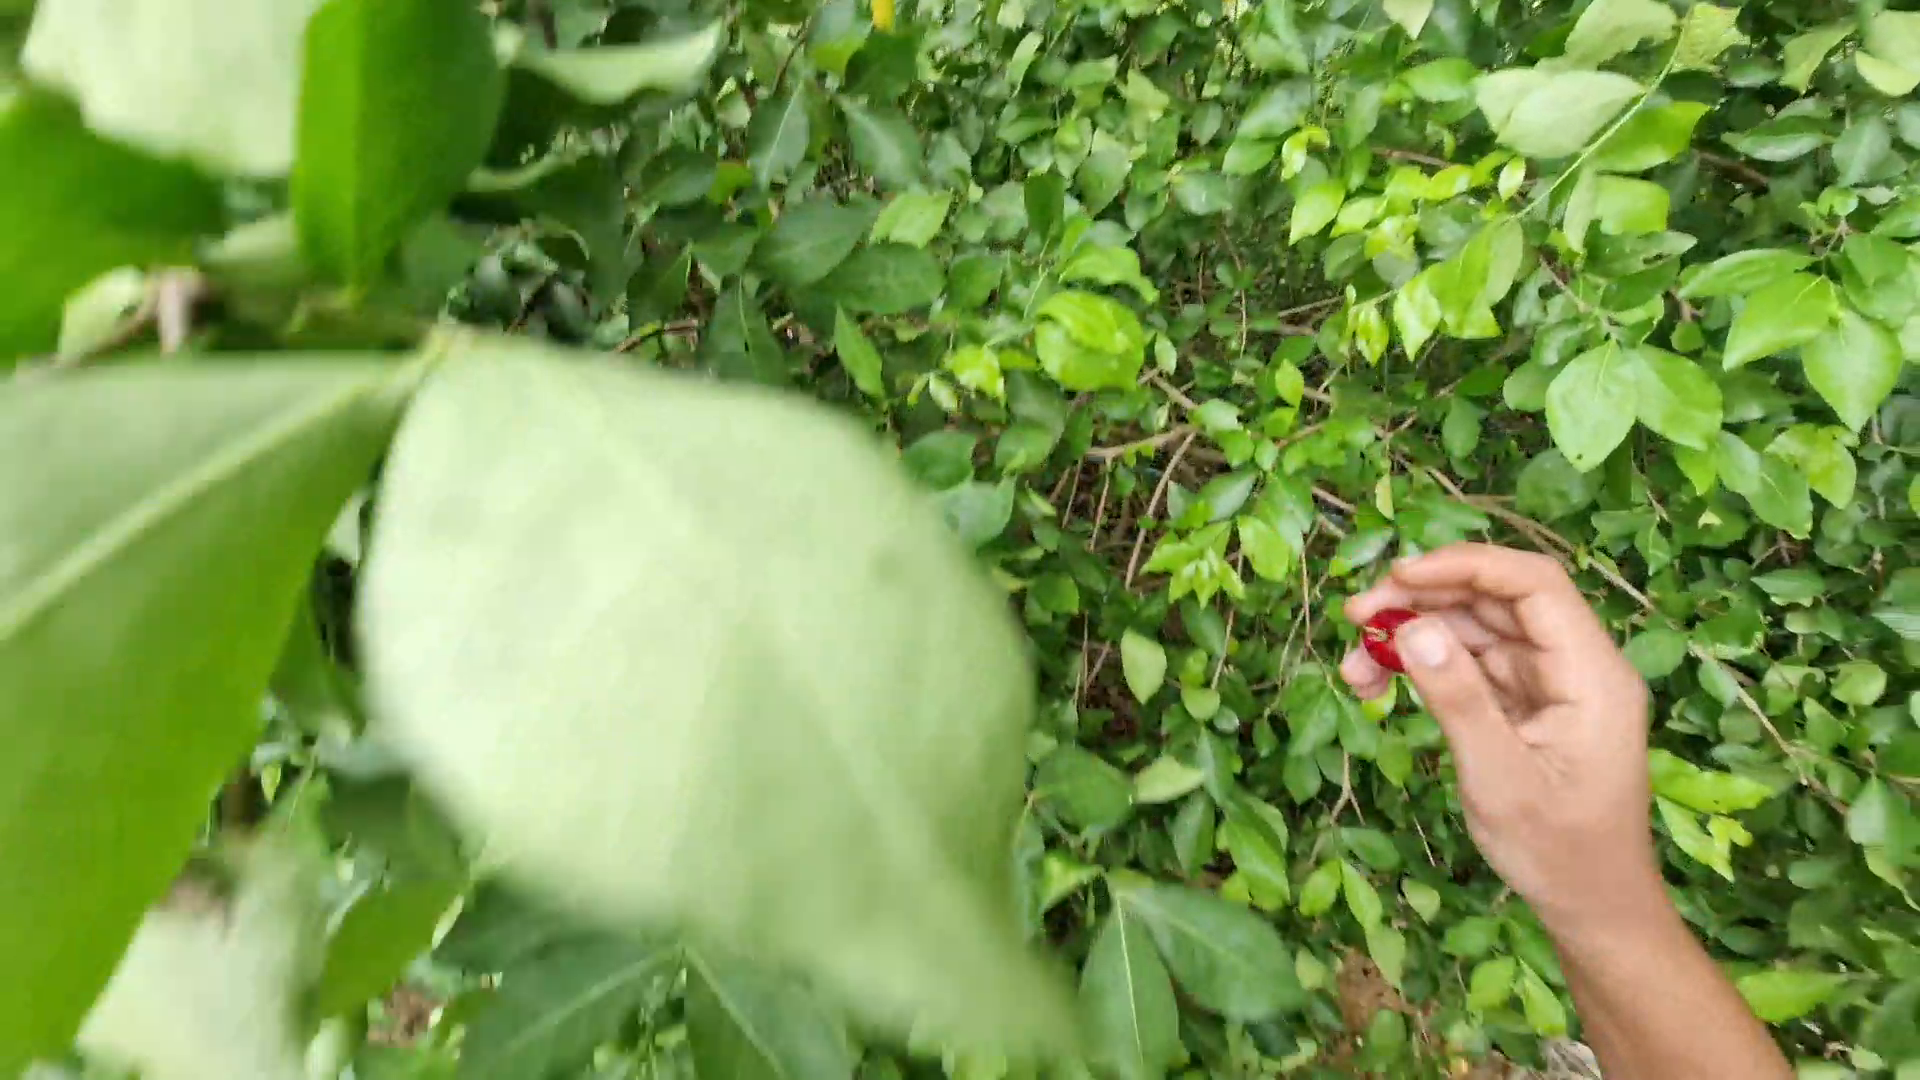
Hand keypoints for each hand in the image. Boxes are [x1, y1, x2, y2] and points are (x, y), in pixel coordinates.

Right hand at [1339, 544, 1662, 932]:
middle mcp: (1569, 664)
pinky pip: (1457, 659)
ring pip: (1466, 626)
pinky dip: (1412, 664)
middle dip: (1419, 598)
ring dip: (1405, 634)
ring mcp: (1540, 679)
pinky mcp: (1514, 696)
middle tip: (1355, 616)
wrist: (1586, 902)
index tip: (1396, 577)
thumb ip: (1458, 698)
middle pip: (1491, 598)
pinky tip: (1372, 684)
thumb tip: (1410, 628)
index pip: (1533, 586)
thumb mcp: (1499, 776)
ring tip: (1353, 666)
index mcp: (1590, 675)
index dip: (1464, 566)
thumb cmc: (1556, 849)